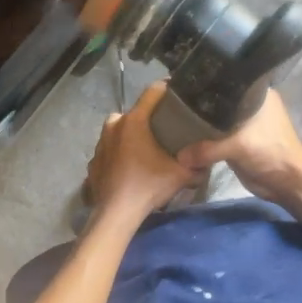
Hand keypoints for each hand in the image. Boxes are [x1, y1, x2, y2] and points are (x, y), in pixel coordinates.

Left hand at [86, 81, 201, 225]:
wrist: (117, 213)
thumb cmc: (149, 186)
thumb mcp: (182, 175)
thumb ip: (199, 165)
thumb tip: (208, 161)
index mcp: (135, 120)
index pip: (154, 91)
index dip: (168, 89)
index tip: (179, 95)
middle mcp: (114, 124)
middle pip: (136, 112)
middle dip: (149, 119)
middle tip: (164, 131)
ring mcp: (100, 142)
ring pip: (120, 130)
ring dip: (132, 136)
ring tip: (145, 151)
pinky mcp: (93, 160)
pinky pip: (110, 150)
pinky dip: (118, 155)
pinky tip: (128, 168)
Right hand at [177, 89, 301, 208]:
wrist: (286, 183)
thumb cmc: (270, 152)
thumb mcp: (238, 145)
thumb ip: (206, 149)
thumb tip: (179, 157)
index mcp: (256, 94)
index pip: (226, 81)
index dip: (205, 81)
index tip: (181, 82)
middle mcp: (249, 105)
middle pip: (217, 101)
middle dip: (198, 104)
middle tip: (171, 101)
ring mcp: (243, 125)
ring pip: (215, 120)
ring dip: (199, 123)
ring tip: (173, 117)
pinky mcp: (237, 143)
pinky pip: (215, 137)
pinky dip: (203, 139)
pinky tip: (184, 136)